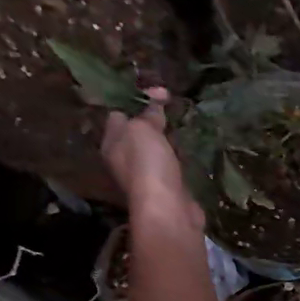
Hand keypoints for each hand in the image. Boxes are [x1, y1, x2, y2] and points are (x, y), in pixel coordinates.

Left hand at [102, 88, 197, 225]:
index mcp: (111, 142)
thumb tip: (154, 101)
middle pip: (137, 131)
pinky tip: (188, 149)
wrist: (167, 208)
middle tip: (172, 106)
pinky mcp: (166, 186)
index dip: (136, 100)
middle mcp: (123, 158)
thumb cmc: (147, 164)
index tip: (158, 92)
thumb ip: (148, 113)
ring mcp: (146, 174)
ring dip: (167, 138)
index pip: (118, 113)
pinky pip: (170, 163)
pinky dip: (178, 155)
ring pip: (155, 148)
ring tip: (183, 124)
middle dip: (153, 119)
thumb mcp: (143, 128)